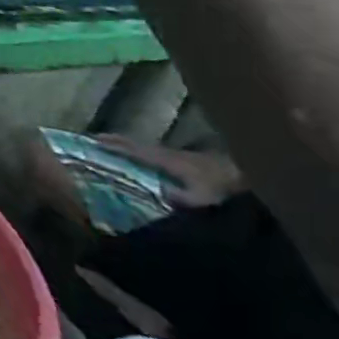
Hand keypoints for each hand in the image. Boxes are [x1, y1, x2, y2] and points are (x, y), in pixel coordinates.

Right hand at [94, 134, 245, 208]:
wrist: (249, 177)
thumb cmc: (222, 187)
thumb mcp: (204, 197)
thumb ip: (181, 196)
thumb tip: (156, 192)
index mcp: (165, 160)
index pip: (132, 150)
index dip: (112, 145)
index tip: (90, 141)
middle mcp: (164, 153)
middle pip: (133, 144)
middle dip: (112, 141)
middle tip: (90, 141)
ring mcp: (172, 154)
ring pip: (141, 146)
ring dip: (123, 145)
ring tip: (106, 147)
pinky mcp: (179, 159)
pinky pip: (149, 152)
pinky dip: (136, 152)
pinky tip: (135, 158)